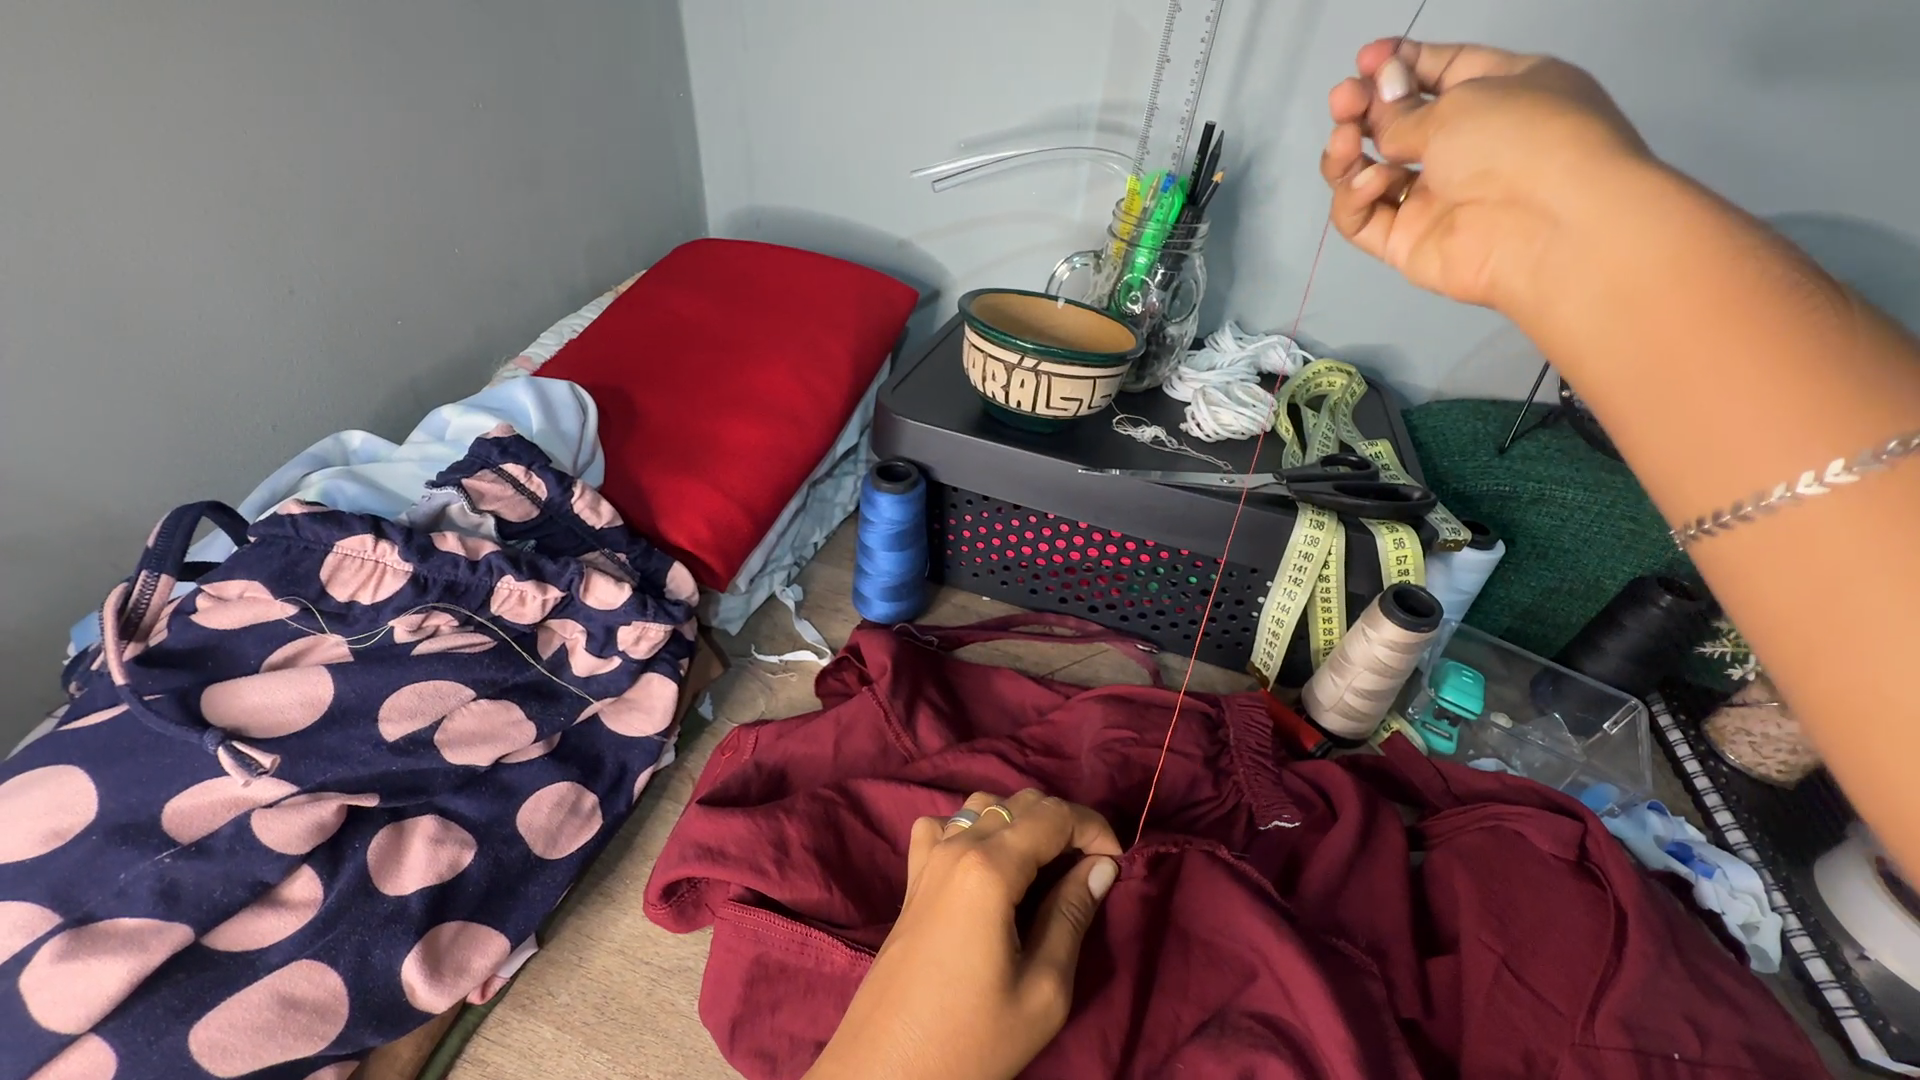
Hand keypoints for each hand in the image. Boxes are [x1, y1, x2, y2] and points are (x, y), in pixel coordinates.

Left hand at [805, 789, 1123, 1079]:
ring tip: (1046, 867)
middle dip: (1065, 824)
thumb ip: (1072, 916)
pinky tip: (986, 865)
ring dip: (1022, 822)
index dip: (1094, 829)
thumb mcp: (1043, 990)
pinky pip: (944, 826)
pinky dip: (973, 828)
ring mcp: (927, 858)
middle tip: (1089, 870)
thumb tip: (1102, 866)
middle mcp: (955, 846)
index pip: (1054, 814)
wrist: (886, 1071)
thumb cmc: (971, 1040)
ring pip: (983, 805)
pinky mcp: (911, 878)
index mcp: (989, 868)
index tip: (1116, 865)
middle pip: (1021, 802)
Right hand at [1320, 39, 1654, 312]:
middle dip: (1363, 108)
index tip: (1365, 59)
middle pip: (1396, 124)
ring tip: (1344, 142)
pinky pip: (1365, 219)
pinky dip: (1356, 199)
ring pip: (1370, 173)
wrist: (1548, 228)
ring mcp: (1432, 198)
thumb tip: (1376, 106)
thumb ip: (1404, 110)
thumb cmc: (1524, 141)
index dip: (1399, 64)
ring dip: (1347, 154)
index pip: (1440, 72)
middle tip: (1342, 101)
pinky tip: (1370, 183)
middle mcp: (1464, 147)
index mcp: (1498, 94)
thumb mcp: (1462, 101)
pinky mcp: (1407, 242)